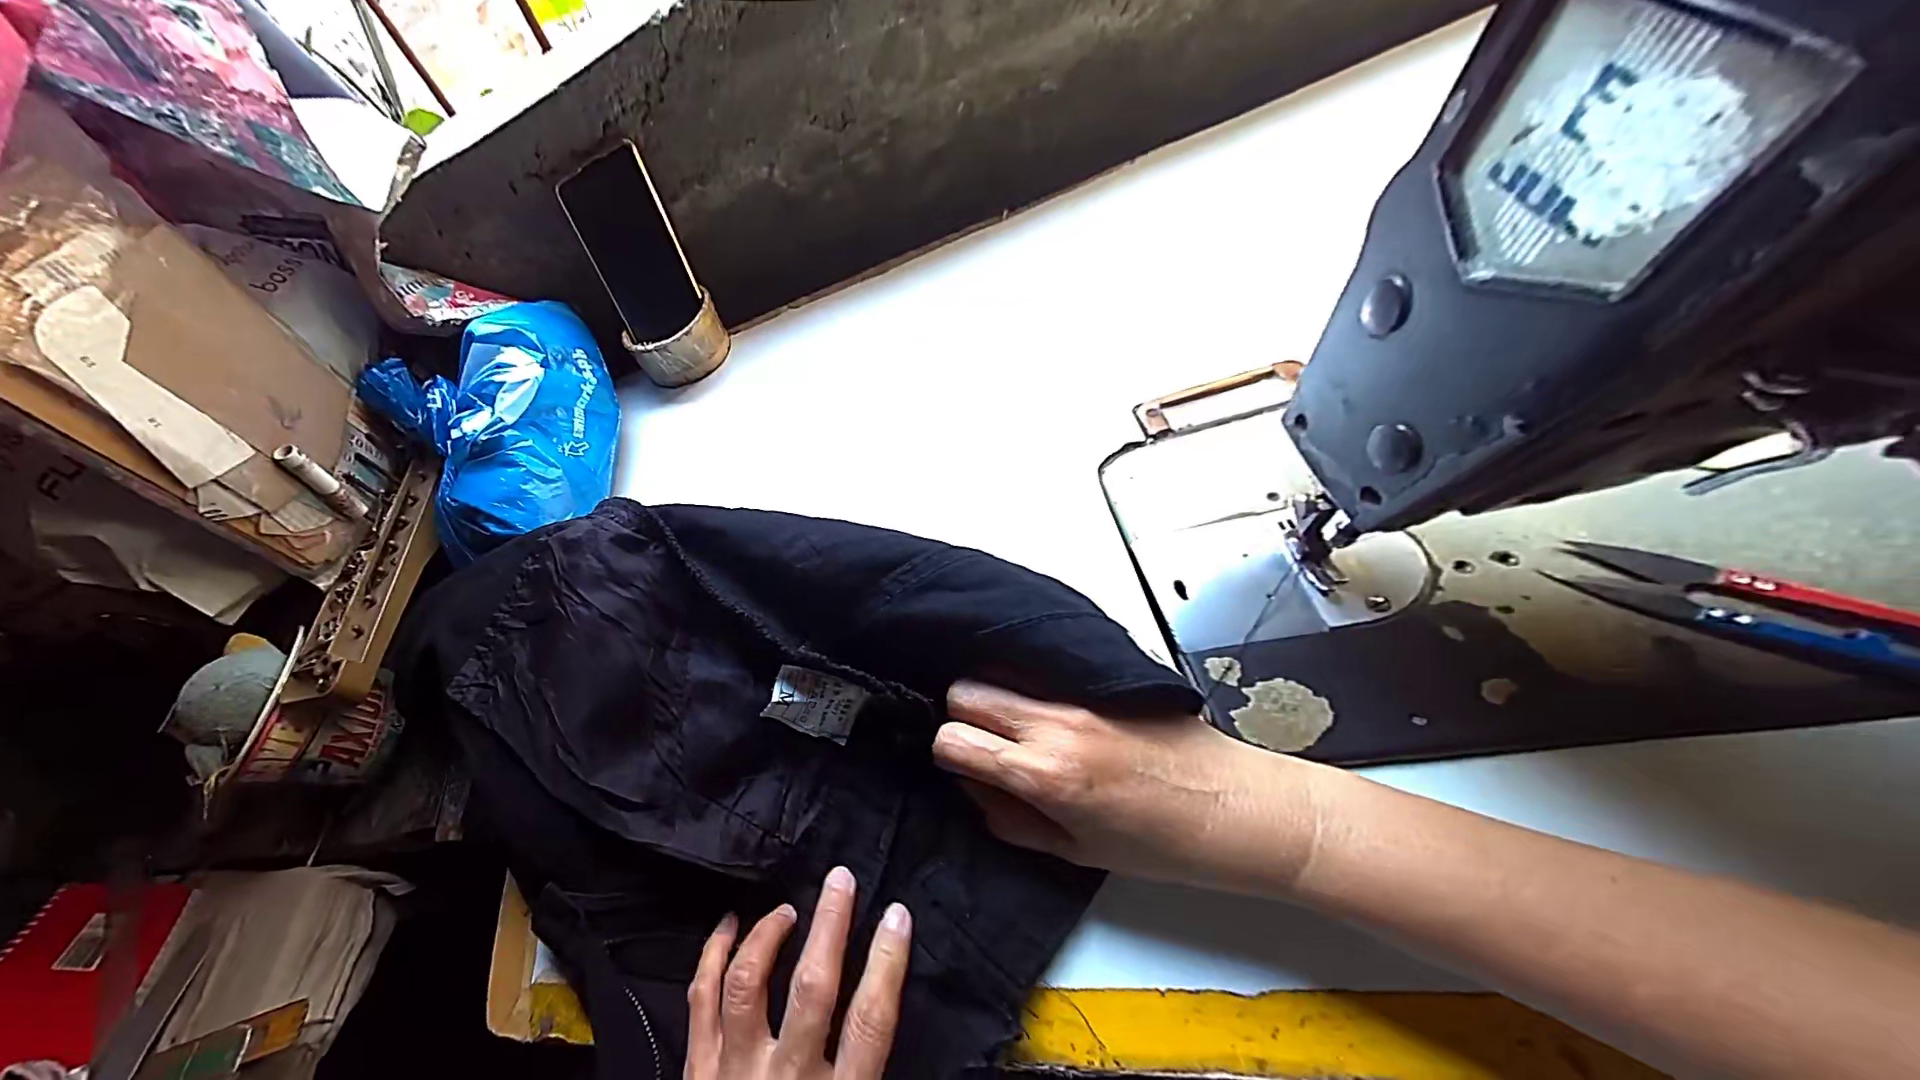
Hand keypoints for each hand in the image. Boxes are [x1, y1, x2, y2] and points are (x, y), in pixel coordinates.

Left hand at [685, 866, 912, 1079]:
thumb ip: (866, 1071)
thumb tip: (885, 1018)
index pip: (869, 1022)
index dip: (887, 963)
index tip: (897, 915)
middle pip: (812, 989)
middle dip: (830, 925)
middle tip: (841, 879)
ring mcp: (734, 1075)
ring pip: (748, 985)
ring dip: (770, 934)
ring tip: (789, 909)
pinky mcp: (696, 1074)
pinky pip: (700, 1002)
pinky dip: (712, 955)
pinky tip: (730, 924)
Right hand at [931, 680, 1327, 894]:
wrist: (1239, 807)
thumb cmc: (1166, 843)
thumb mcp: (1076, 851)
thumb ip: (1011, 820)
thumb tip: (974, 789)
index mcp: (1046, 774)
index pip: (954, 738)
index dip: (947, 754)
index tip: (961, 765)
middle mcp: (1056, 722)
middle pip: (965, 689)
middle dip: (961, 715)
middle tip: (984, 742)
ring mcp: (1079, 694)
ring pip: (998, 669)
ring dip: (991, 694)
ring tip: (1014, 725)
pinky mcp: (1100, 677)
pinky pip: (1039, 668)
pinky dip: (1025, 682)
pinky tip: (1043, 709)